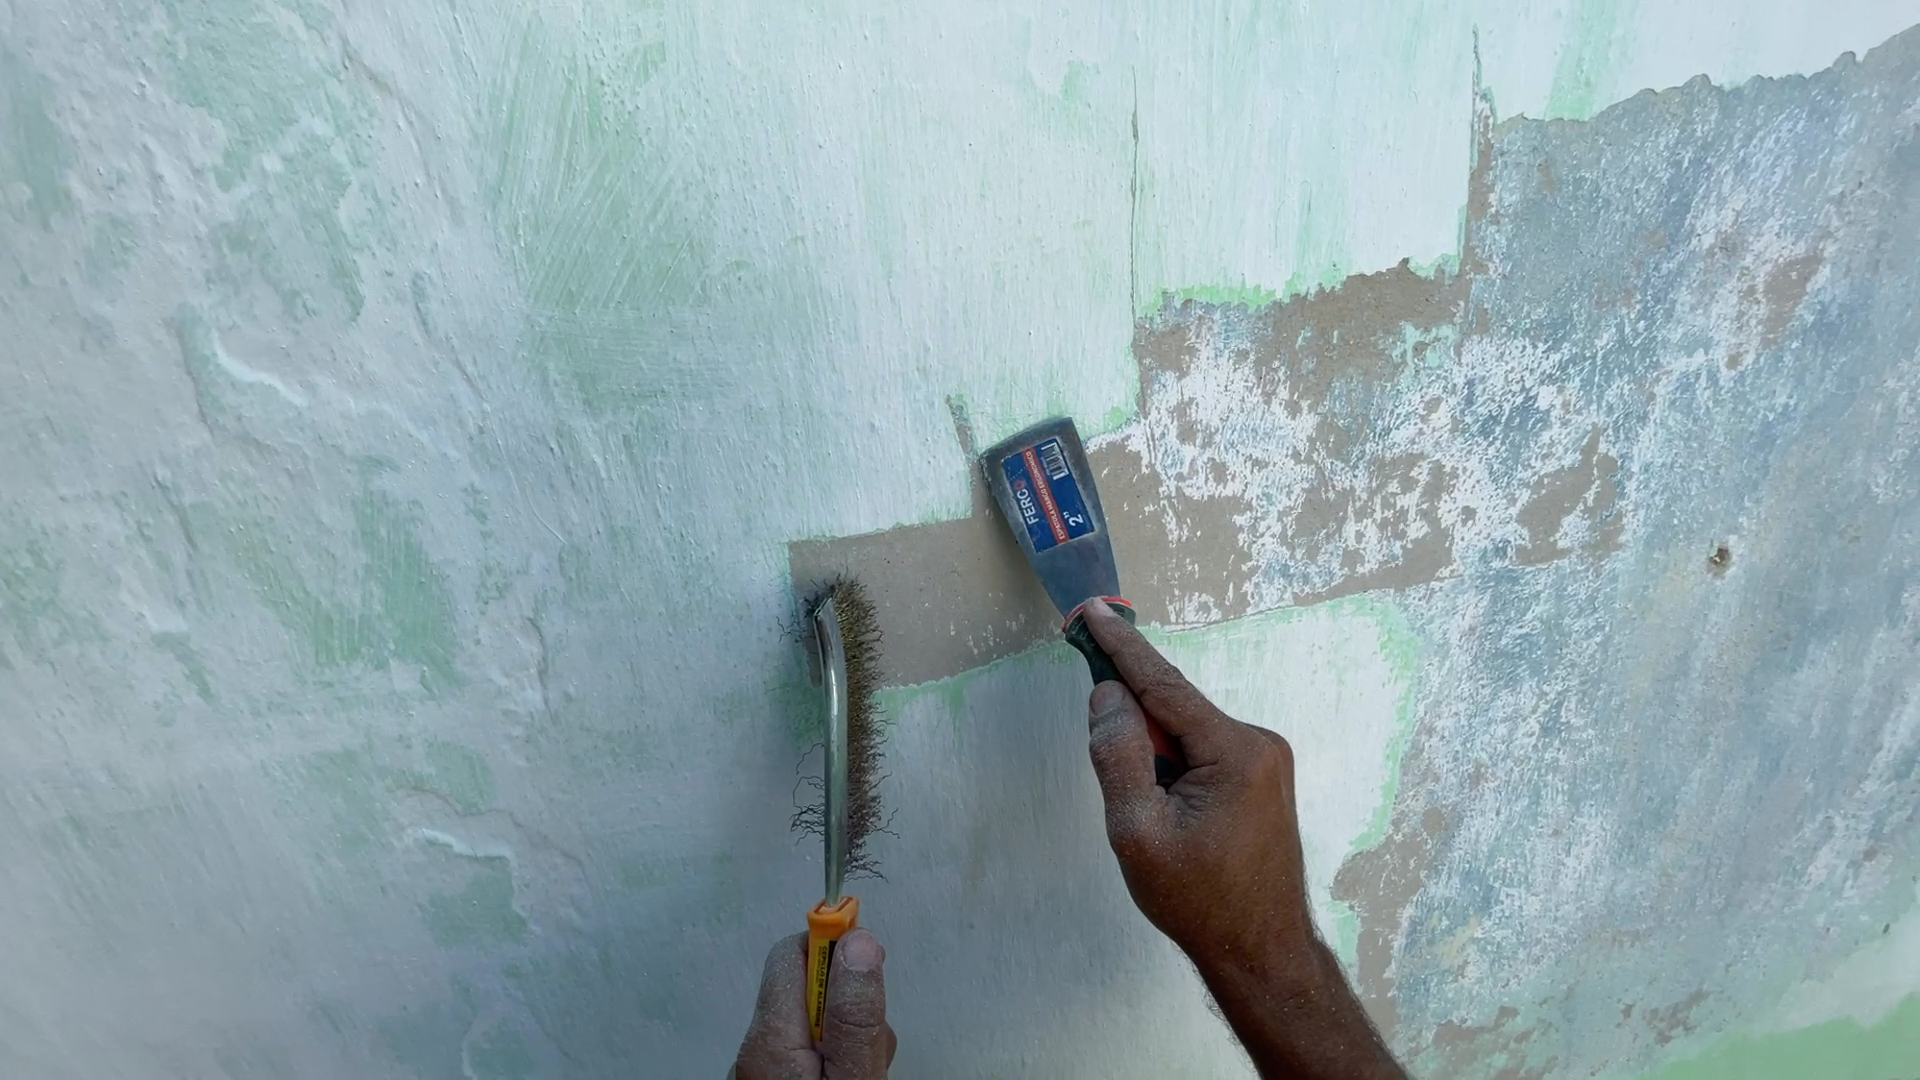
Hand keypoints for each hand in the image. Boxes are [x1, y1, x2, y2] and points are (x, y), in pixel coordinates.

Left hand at [732, 929, 894, 1079]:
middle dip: (846, 998)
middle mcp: (752, 1048)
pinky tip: (845, 1074)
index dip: (833, 944)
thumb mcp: (854, 1075)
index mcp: (767, 1038)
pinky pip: (801, 1048)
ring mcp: (757, 1069)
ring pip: (809, 1020)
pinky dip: (829, 1054)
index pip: (792, 951)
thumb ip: (855, 1013)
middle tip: (873, 1040)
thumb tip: (858, 938)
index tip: (870, 964)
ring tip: (864, 1066)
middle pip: (805, 987)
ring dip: (842, 1030)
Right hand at [1080, 599, 1404, 1079]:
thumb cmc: (1198, 900)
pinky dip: (1169, 763)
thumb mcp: (1137, 831)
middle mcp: (1256, 741)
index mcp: (1234, 750)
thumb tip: (1108, 694)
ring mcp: (1262, 757)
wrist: (1262, 955)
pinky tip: (1168, 810)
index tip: (1094, 610)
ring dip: (1151, 754)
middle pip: (1171, 708)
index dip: (1121, 646)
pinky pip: (1198, 747)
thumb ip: (1117, 754)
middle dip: (1132, 726)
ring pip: (1182, 730)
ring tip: (1151, 816)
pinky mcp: (1258, 773)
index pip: (1163, 683)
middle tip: (1118, 778)